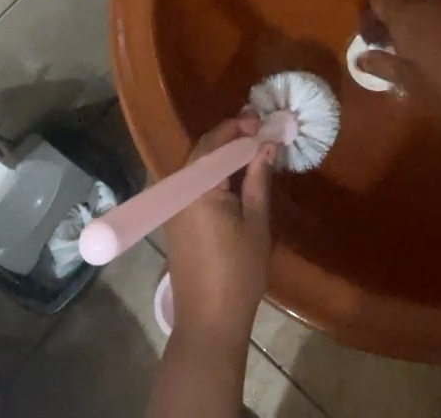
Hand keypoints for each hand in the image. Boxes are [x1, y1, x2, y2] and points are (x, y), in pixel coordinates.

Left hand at [161, 115, 274, 343]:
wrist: (208, 321)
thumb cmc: (238, 272)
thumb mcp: (256, 222)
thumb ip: (258, 178)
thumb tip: (267, 144)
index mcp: (197, 187)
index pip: (216, 142)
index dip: (240, 127)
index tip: (263, 119)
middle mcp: (178, 190)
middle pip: (203, 150)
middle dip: (231, 137)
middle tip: (260, 129)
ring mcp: (173, 205)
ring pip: (197, 166)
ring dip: (223, 154)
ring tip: (253, 148)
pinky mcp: (175, 218)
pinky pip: (193, 182)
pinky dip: (213, 172)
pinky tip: (235, 175)